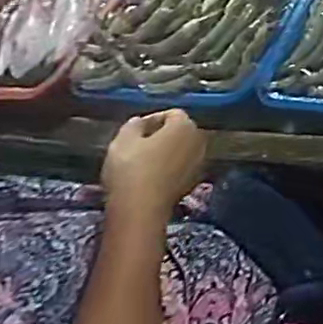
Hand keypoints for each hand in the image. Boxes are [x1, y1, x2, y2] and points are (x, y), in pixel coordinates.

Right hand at [101, 109, 206, 223]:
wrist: (141, 209)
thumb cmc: (131, 169)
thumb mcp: (123, 141)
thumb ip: (133, 125)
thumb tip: (140, 121)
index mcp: (185, 125)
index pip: (172, 114)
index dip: (152, 119)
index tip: (135, 130)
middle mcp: (198, 139)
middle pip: (179, 131)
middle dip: (161, 134)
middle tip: (137, 144)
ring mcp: (199, 161)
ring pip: (181, 150)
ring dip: (165, 151)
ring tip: (142, 161)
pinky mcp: (193, 180)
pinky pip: (181, 167)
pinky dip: (169, 167)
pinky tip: (151, 177)